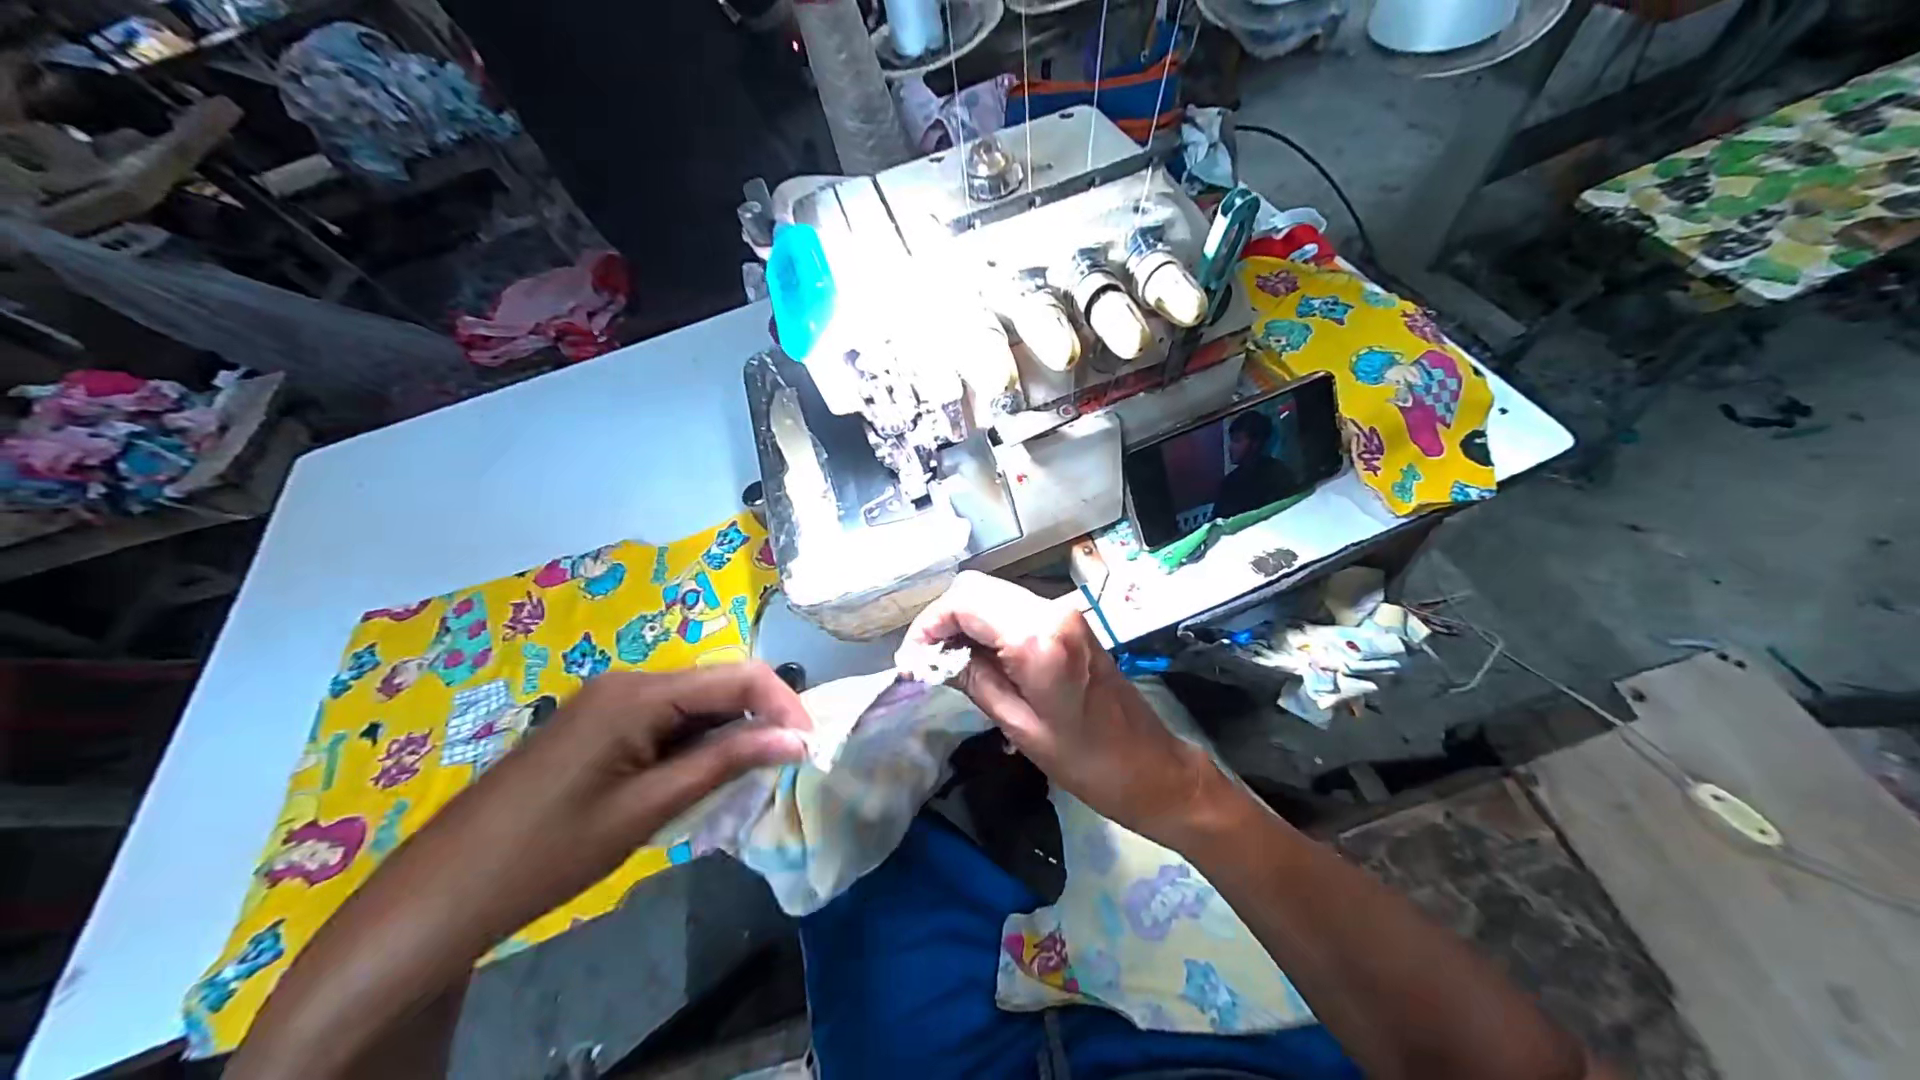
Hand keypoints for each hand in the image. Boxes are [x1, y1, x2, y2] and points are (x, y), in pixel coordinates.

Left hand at [507, 663, 813, 863]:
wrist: (445, 888)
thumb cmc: (551, 851)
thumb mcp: (650, 808)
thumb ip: (726, 763)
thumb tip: (797, 739)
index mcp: (639, 693)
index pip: (738, 676)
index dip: (784, 705)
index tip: (809, 747)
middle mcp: (627, 681)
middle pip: (716, 686)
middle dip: (757, 721)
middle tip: (779, 771)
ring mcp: (608, 699)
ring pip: (693, 704)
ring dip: (725, 736)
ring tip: (740, 785)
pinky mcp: (597, 722)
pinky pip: (663, 719)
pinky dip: (692, 745)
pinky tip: (693, 782)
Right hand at [901, 571, 1225, 843]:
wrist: (1152, 766)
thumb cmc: (1087, 761)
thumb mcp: (1019, 726)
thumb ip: (972, 680)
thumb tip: (929, 660)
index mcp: (1038, 637)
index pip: (964, 603)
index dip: (928, 626)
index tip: (911, 660)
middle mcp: (1051, 611)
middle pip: (976, 588)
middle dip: (942, 620)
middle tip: (924, 661)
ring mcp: (1063, 612)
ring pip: (993, 594)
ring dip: (963, 621)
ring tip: (945, 662)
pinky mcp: (1068, 621)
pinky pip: (1013, 608)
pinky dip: (986, 624)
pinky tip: (976, 656)